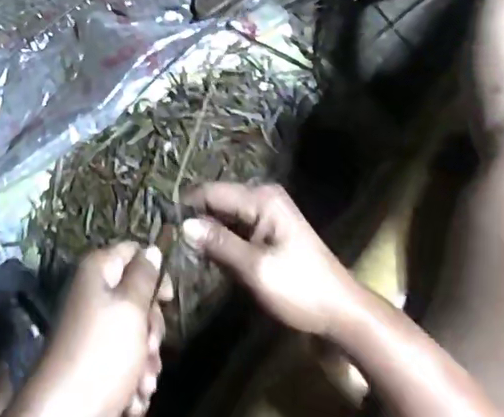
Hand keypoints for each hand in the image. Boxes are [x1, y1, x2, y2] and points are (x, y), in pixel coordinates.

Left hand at [9, 242, 171, 416]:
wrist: (67, 414)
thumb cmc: (102, 353)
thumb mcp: (130, 308)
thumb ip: (144, 276)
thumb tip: (151, 249)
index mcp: (97, 271)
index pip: (132, 251)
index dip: (155, 269)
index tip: (167, 298)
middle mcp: (94, 294)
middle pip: (138, 297)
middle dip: (152, 328)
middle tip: (150, 347)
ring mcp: (93, 330)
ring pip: (136, 335)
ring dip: (146, 361)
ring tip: (141, 383)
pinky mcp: (95, 362)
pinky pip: (125, 361)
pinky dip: (133, 380)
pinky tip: (133, 398)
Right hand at [180, 183, 362, 337]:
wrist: (342, 312)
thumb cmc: (300, 289)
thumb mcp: (256, 269)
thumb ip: (219, 244)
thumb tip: (183, 225)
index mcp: (261, 198)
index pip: (211, 192)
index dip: (186, 206)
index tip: (161, 222)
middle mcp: (263, 197)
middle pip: (217, 202)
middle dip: (195, 219)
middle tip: (169, 240)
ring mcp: (267, 213)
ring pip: (225, 216)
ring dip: (208, 232)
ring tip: (181, 249)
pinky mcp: (269, 231)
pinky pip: (236, 228)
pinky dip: (222, 240)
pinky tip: (208, 256)